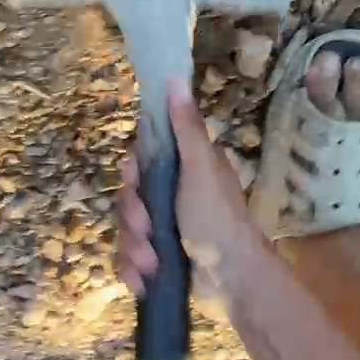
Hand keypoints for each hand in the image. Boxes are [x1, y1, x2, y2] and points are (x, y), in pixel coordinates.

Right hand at [115, 85, 266, 303]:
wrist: (233, 279)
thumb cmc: (217, 216)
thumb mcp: (200, 167)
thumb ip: (186, 127)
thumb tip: (175, 78)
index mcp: (182, 169)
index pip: (140, 161)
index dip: (132, 173)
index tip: (135, 182)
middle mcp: (171, 195)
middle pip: (128, 197)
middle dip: (133, 219)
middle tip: (148, 230)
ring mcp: (164, 228)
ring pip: (126, 230)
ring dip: (134, 249)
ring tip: (152, 263)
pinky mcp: (159, 260)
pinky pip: (129, 260)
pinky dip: (132, 271)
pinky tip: (144, 281)